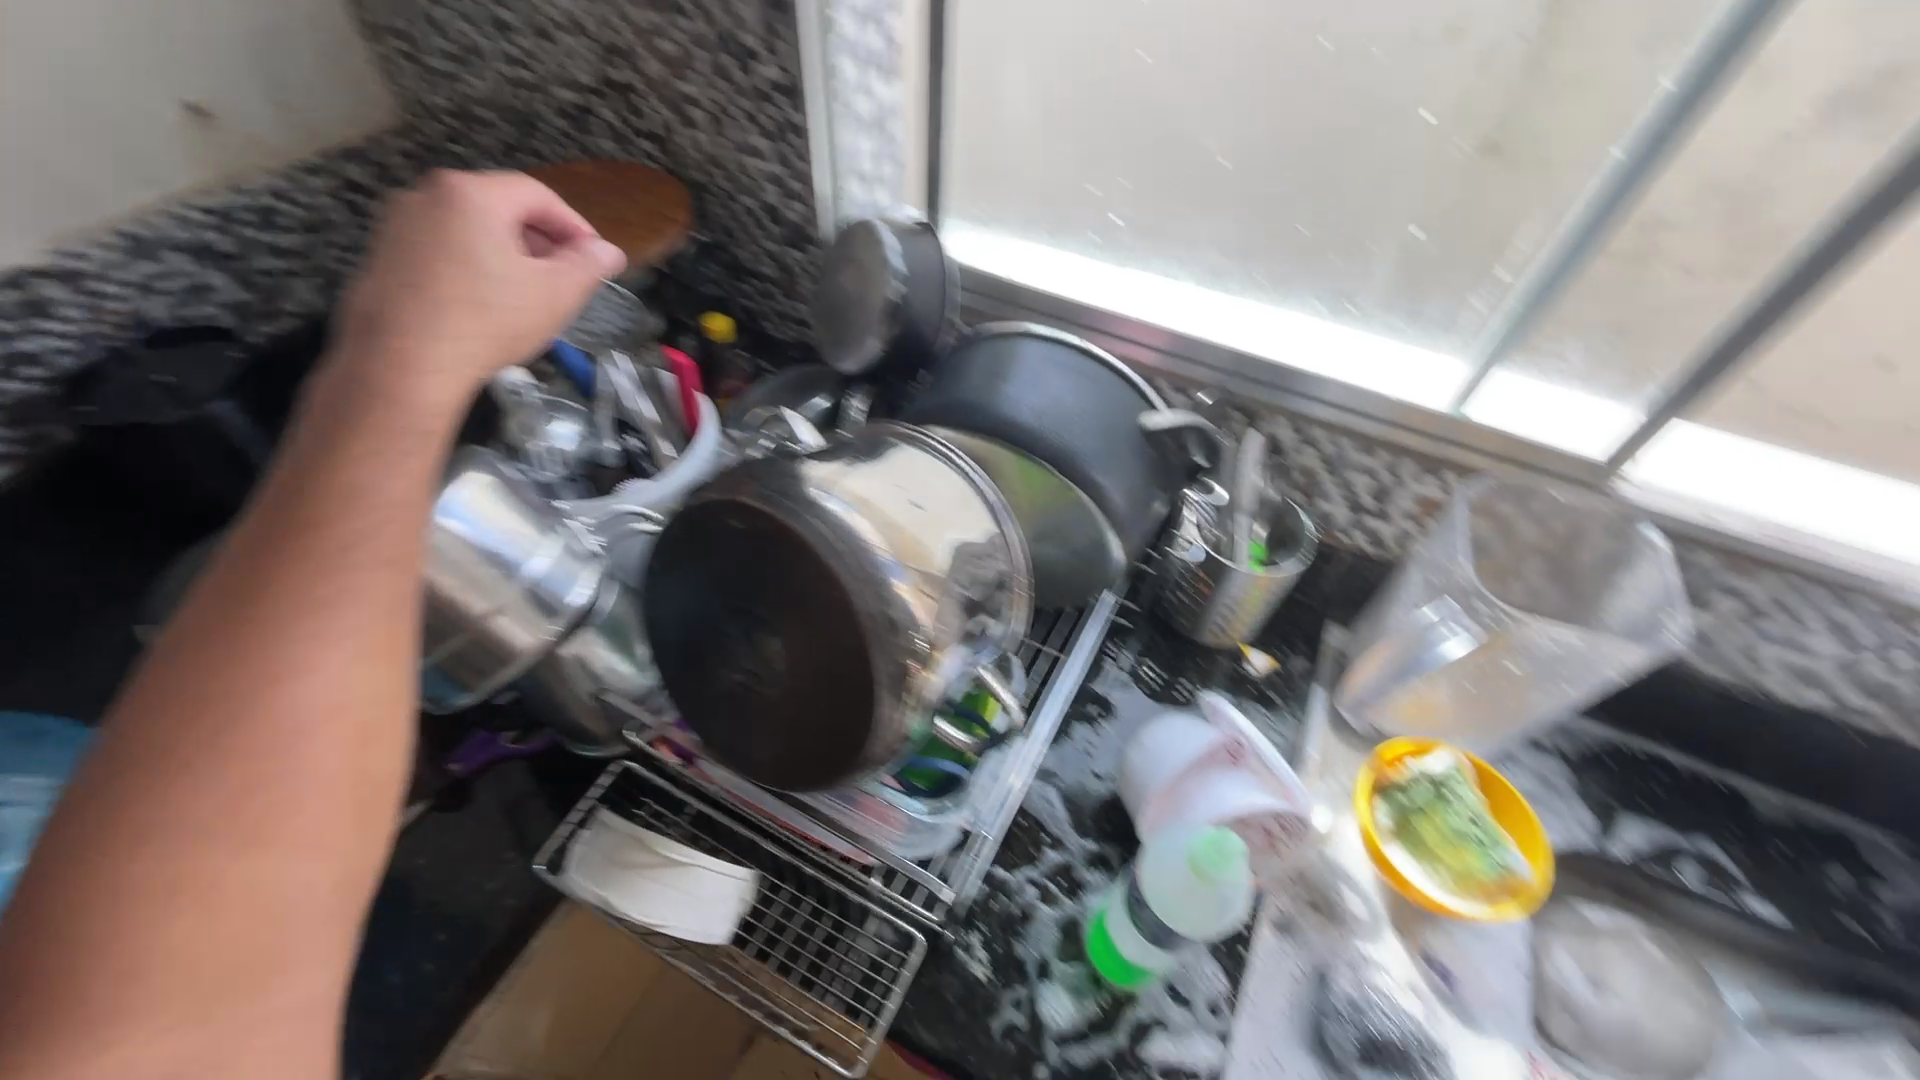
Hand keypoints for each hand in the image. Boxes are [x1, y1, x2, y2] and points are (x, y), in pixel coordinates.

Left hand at [329, 170, 626, 404]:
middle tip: (566, 277)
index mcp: (472, 194)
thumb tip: (608, 251)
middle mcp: (428, 195)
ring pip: (470, 229)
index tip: (595, 256)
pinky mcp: (383, 255)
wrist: (402, 364)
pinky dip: (472, 266)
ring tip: (528, 294)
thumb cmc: (486, 322)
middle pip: (500, 207)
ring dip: (506, 254)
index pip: (537, 195)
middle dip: (540, 241)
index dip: (574, 225)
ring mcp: (398, 224)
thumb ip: (588, 265)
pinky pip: (442, 249)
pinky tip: (486, 305)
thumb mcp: (555, 294)